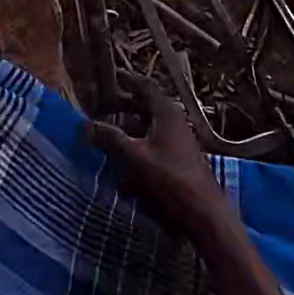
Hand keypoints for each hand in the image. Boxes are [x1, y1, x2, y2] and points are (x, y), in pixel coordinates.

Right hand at [87, 78, 227, 232]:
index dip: (127, 79)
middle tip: (101, 107)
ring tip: (107, 138)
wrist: (207, 218)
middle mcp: (174, 123)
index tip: (111, 76)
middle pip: (145, 108)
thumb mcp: (135, 157)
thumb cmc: (171, 179)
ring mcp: (179, 144)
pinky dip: (137, 153)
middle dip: (123, 108)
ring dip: (128, 133)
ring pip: (148, 130)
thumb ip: (111, 139)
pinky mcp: (179, 164)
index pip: (145, 86)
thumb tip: (87, 125)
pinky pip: (153, 149)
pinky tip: (123, 173)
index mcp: (166, 113)